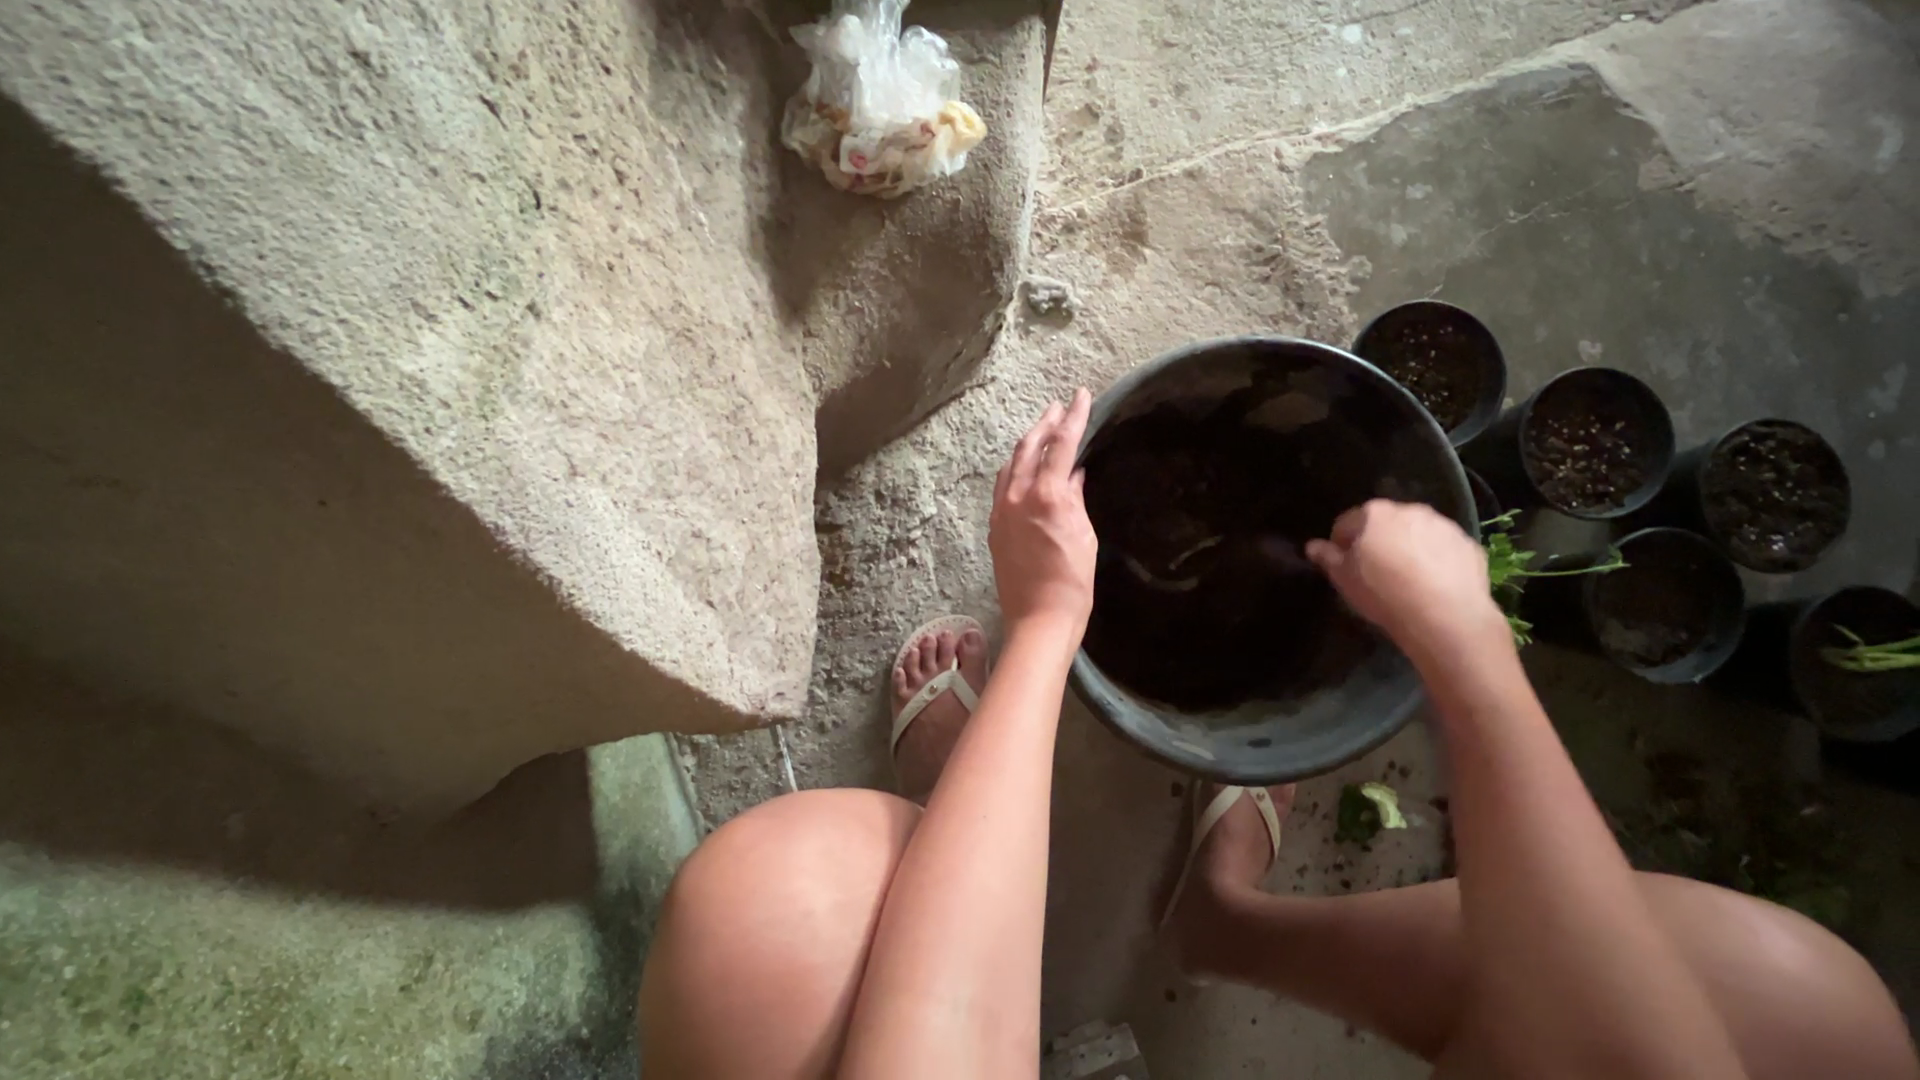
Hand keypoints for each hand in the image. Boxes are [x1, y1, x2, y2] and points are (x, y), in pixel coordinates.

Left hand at [990, 389, 1099, 635]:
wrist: (1039, 618)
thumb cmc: (1072, 581)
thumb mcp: (1083, 534)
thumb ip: (1075, 498)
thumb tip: (1073, 474)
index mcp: (1046, 495)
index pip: (1062, 444)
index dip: (1074, 417)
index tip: (1081, 396)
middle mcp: (1018, 497)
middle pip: (1029, 447)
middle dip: (1045, 423)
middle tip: (1058, 407)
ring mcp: (1001, 512)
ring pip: (1011, 465)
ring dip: (1027, 444)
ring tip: (1041, 431)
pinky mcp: (995, 528)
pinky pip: (1003, 486)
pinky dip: (1015, 469)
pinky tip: (1024, 468)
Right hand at [1305, 499, 1508, 662]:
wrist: (1444, 615)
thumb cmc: (1382, 592)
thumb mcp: (1343, 579)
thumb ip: (1327, 557)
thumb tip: (1313, 545)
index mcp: (1373, 514)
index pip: (1346, 524)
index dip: (1342, 545)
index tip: (1345, 567)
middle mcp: (1409, 510)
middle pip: (1384, 524)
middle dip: (1377, 541)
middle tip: (1375, 572)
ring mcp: (1442, 525)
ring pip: (1416, 533)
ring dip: (1408, 547)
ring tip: (1406, 579)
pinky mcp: (1468, 543)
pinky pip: (1443, 548)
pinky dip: (1436, 559)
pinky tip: (1433, 584)